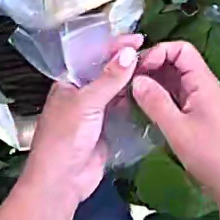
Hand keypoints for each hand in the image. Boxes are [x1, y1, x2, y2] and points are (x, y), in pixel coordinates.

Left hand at [22, 35, 142, 205]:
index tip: (137, 39)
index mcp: (69, 82)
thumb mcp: (86, 103)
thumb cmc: (65, 137)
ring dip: (132, 81)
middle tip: (153, 54)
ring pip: (116, 91)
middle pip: (106, 72)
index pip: (93, 56)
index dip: (114, 46)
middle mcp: (81, 93)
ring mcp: (94, 111)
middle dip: (126, 63)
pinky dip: (134, 102)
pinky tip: (150, 94)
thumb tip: (129, 53)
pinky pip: (122, 110)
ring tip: (157, 70)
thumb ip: (109, 79)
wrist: (62, 180)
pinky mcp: (106, 128)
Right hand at [130, 42, 219, 207]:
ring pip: (170, 78)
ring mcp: (197, 99)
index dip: (158, 52)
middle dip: (150, 65)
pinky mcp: (192, 113)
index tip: (139, 69)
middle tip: (127, 79)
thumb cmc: (209, 155)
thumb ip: (155, 102)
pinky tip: (139, 103)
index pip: (181, 49)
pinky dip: (155, 94)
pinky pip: (171, 93)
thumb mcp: (178, 129)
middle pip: (174, 60)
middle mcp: (201, 85)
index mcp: (203, 82)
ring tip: (128, 90)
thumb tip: (134, 80)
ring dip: (150, 80)